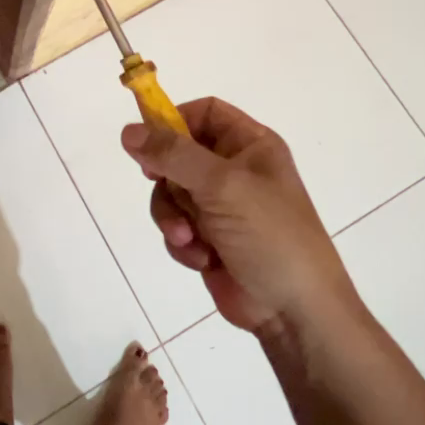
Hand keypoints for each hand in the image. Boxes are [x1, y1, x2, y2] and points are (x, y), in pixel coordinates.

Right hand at [122, 98, 357, 334]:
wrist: (296, 312)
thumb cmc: (270, 235)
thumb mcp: (222, 185)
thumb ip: (173, 155)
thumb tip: (128, 131)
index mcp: (251, 145)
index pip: (204, 112)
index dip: (173, 120)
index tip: (146, 139)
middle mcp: (236, 170)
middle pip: (178, 153)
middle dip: (167, 178)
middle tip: (157, 183)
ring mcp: (222, 206)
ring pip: (171, 191)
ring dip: (172, 215)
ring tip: (187, 237)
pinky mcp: (210, 238)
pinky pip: (176, 224)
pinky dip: (181, 241)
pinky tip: (200, 258)